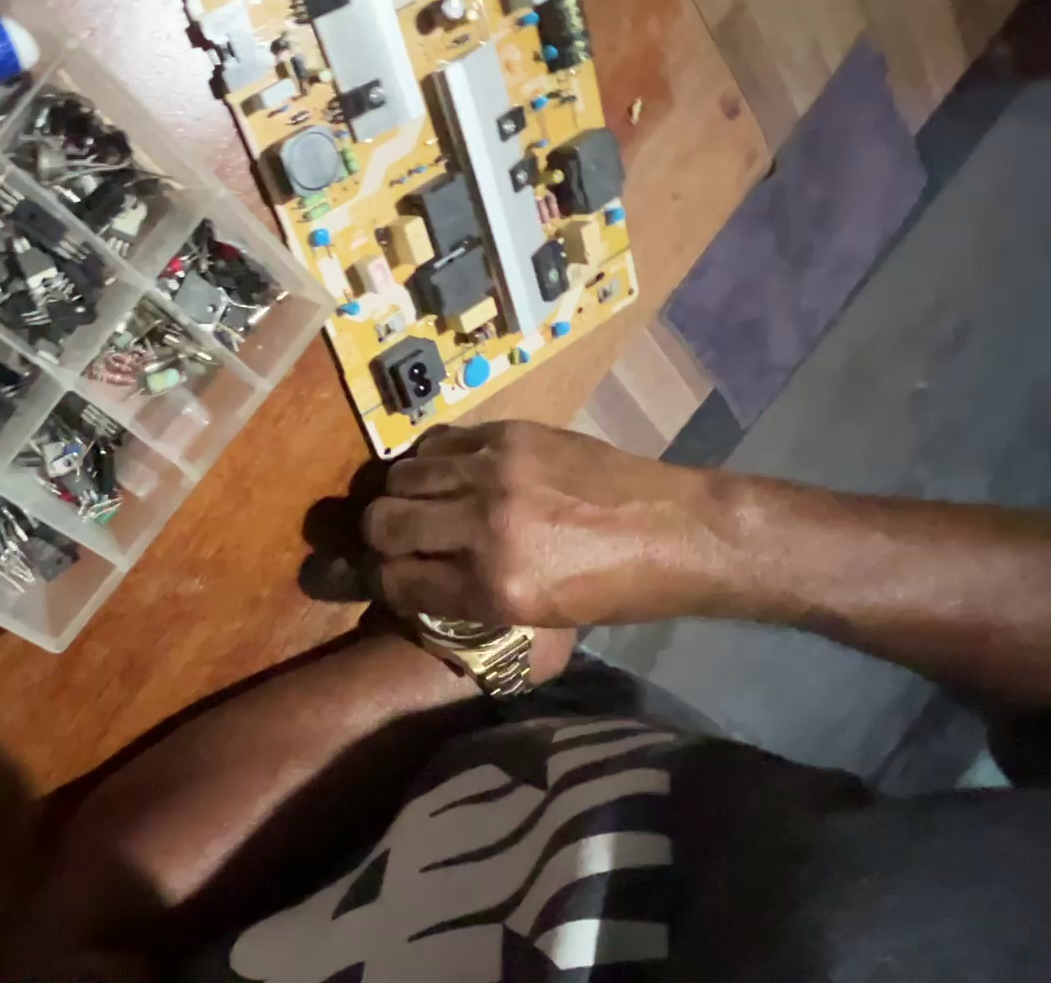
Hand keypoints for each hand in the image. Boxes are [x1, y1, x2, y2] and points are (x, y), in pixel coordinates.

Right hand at [362, 422, 731, 628]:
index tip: (383, 574)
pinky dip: (431, 461)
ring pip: (400, 475)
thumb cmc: (607, 589)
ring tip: (425, 502)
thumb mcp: (529, 615)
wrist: (673, 530)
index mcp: (493, 587)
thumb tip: (398, 572)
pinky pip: (436, 442)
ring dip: (402, 494)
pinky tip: (451, 473)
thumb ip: (456, 593)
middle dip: (379, 536)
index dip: (377, 579)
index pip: (392, 579)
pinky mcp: (507, 434)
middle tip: (396, 538)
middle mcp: (485, 526)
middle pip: (383, 522)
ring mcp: (494, 472)